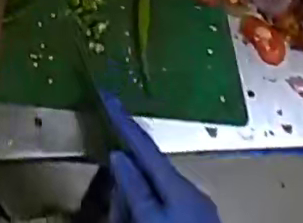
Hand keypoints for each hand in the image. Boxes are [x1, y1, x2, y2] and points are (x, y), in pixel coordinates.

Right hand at [101, 91, 218, 222]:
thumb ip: (135, 189)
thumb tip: (119, 155)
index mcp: (180, 188)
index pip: (145, 144)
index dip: (123, 119)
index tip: (106, 93)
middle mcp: (191, 194)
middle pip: (148, 171)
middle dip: (125, 180)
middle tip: (113, 208)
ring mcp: (196, 213)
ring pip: (154, 193)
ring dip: (133, 203)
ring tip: (124, 219)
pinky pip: (162, 210)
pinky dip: (145, 213)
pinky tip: (136, 220)